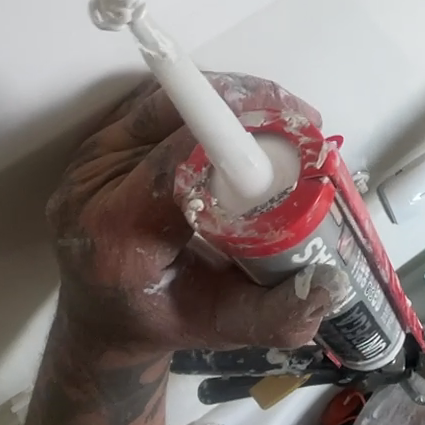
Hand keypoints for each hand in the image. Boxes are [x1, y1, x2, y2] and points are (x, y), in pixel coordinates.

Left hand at [45, 73, 331, 362]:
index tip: (292, 141)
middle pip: (169, 114)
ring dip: (231, 98)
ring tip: (283, 120)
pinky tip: (249, 121)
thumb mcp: (219, 328)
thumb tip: (330, 280)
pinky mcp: (109, 136)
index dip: (233, 143)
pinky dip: (211, 102)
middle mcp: (94, 184)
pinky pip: (164, 101)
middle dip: (243, 107)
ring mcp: (96, 154)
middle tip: (300, 124)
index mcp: (116, 234)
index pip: (173, 167)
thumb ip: (274, 315)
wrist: (105, 314)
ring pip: (169, 97)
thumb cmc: (160, 318)